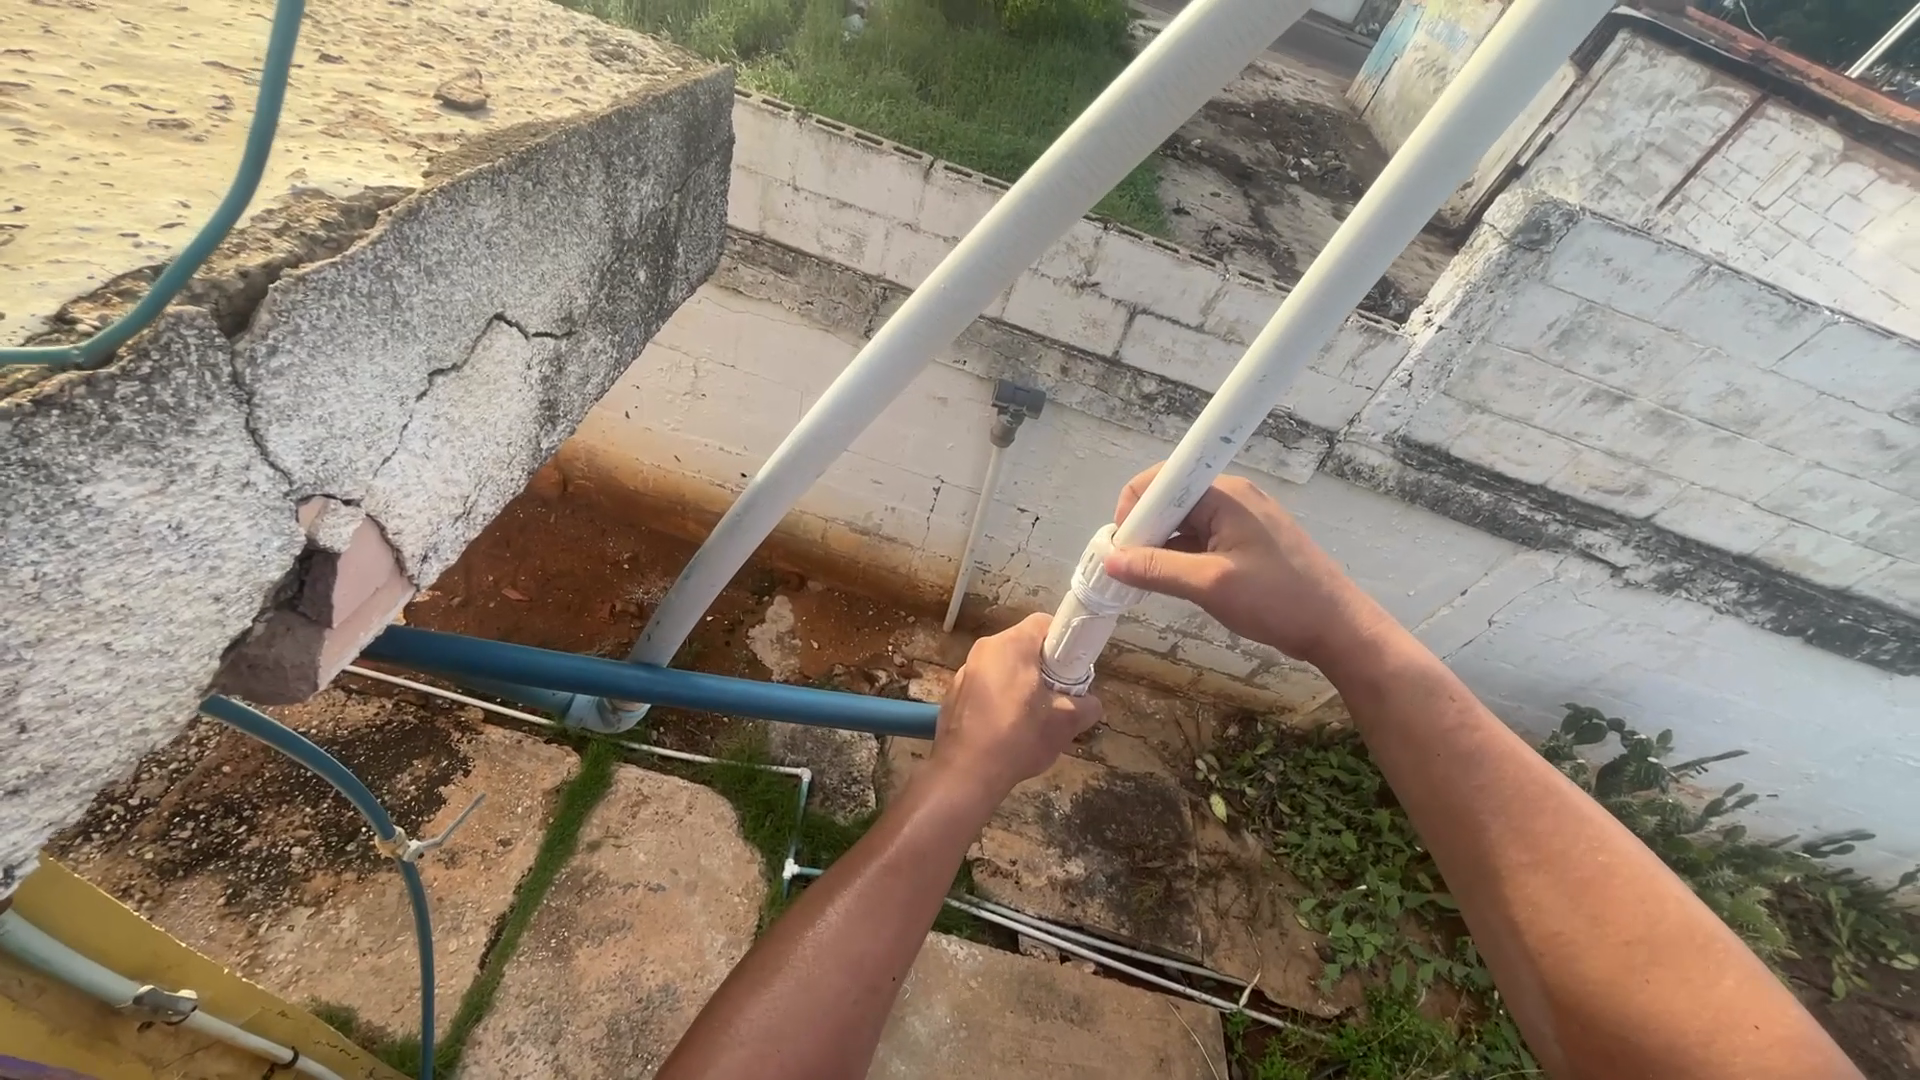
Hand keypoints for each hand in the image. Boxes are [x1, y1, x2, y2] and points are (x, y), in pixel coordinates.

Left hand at [929, 614, 1102, 803]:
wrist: (966, 773)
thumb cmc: (1018, 738)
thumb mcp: (1066, 723)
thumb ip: (1087, 705)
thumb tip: (1090, 703)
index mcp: (1010, 645)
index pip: (1044, 623)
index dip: (1063, 641)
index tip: (1071, 667)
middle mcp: (984, 650)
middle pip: (1023, 645)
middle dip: (1044, 666)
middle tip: (1057, 695)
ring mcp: (965, 671)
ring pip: (1004, 667)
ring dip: (1021, 684)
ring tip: (1032, 717)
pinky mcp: (953, 693)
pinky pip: (985, 686)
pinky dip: (999, 698)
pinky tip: (1006, 728)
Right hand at [1103, 464, 1396, 669]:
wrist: (1337, 627)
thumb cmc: (1277, 599)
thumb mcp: (1210, 585)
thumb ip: (1156, 568)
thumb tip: (1110, 559)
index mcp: (1224, 494)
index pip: (1159, 481)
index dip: (1133, 510)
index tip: (1123, 550)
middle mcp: (1230, 497)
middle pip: (1168, 501)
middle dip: (1143, 532)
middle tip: (1132, 571)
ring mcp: (1239, 518)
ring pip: (1182, 523)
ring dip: (1160, 547)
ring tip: (1148, 581)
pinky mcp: (1245, 540)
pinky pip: (1198, 539)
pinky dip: (1178, 557)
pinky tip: (1171, 582)